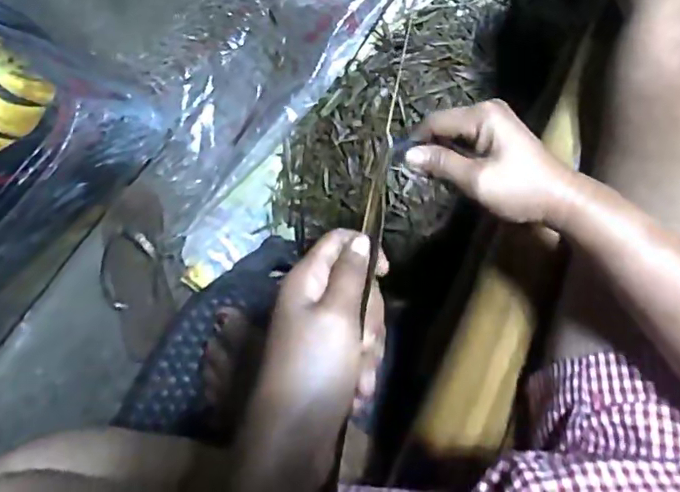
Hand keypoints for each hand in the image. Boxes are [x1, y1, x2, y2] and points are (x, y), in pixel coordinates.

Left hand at [232, 231, 385, 491]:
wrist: (293, 442)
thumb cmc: (315, 367)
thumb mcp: (338, 313)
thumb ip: (351, 272)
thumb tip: (359, 237)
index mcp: (306, 281)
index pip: (337, 241)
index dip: (364, 247)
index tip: (386, 272)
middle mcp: (311, 301)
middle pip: (355, 283)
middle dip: (370, 313)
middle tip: (364, 339)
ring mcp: (318, 333)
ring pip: (361, 320)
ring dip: (369, 348)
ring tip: (360, 374)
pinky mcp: (327, 361)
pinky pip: (356, 351)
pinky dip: (361, 369)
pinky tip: (358, 391)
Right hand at [405, 100, 578, 226]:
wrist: (561, 199)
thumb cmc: (520, 189)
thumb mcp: (477, 180)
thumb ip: (442, 164)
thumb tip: (409, 154)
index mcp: (482, 114)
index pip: (437, 121)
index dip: (417, 140)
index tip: (400, 163)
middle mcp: (487, 109)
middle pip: (446, 123)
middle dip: (430, 145)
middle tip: (415, 173)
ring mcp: (496, 119)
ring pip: (456, 131)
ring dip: (444, 151)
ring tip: (431, 174)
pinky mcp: (500, 132)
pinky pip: (469, 137)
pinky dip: (458, 152)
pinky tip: (453, 170)